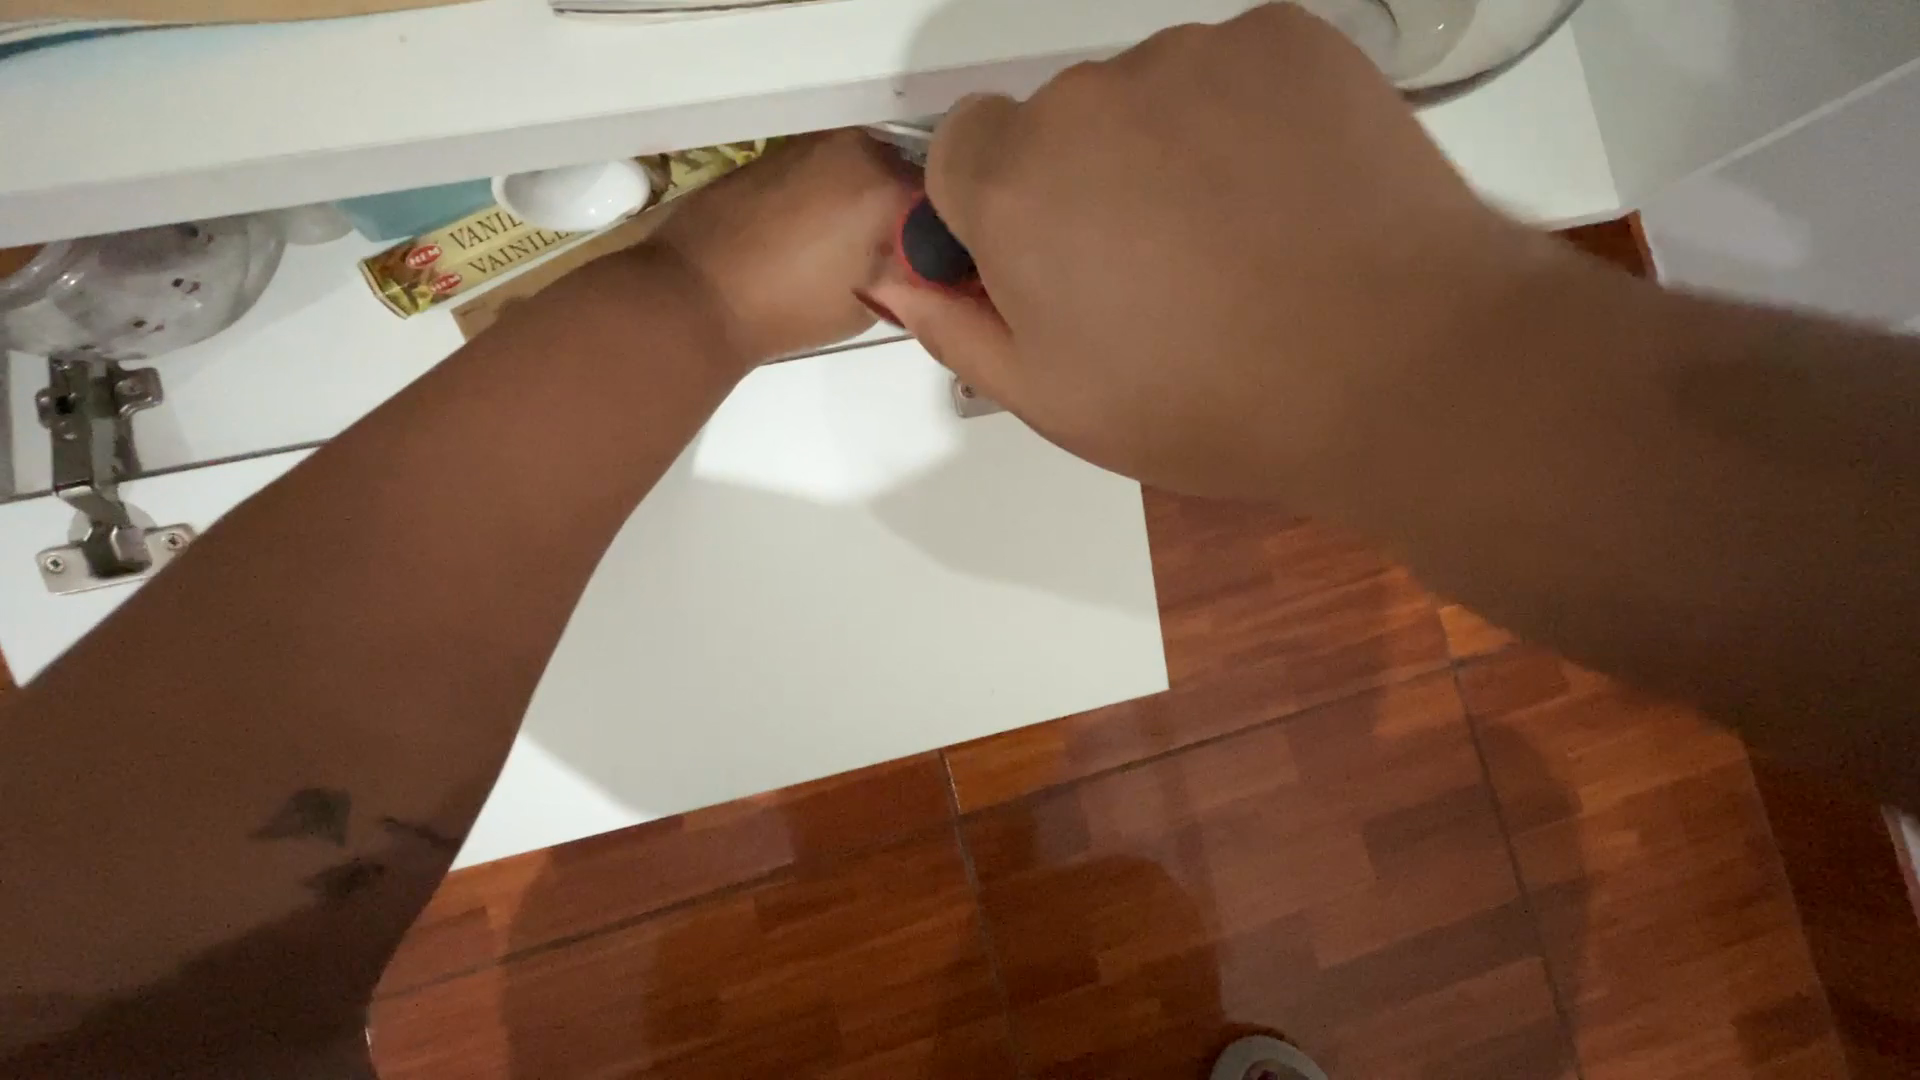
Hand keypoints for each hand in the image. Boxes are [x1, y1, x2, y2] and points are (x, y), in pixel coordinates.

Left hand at [649, 129, 920, 366]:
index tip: (940, 268)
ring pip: (868, 172)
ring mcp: (815, 145)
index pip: (947, 206)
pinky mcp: (781, 153)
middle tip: (900, 261)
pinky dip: (836, 197)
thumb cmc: (794, 307)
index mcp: (889, 186)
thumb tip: (925, 257)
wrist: (701, 294)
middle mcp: (858, 149)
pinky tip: (820, 236)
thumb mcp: (877, 298)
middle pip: (909, 179)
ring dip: (872, 204)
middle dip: (910, 216)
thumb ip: (912, 267)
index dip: (949, 239)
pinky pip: (829, 171)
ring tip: (856, 251)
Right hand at [867, 4, 1562, 497]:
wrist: (1386, 369)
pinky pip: (1226, 73)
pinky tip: (1273, 203)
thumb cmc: (1200, 402)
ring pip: (1139, 98)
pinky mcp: (1286, 39)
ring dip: (1155, 155)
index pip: (957, 153)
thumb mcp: (1050, 400)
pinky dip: (1234, 125)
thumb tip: (895, 275)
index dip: (991, 213)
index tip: (1037, 265)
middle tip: (1142, 276)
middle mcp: (1088, 99)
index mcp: (1013, 185)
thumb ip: (955, 326)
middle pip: (1049, 125)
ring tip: (1221, 246)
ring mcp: (1194, 58)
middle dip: (1073, 188)